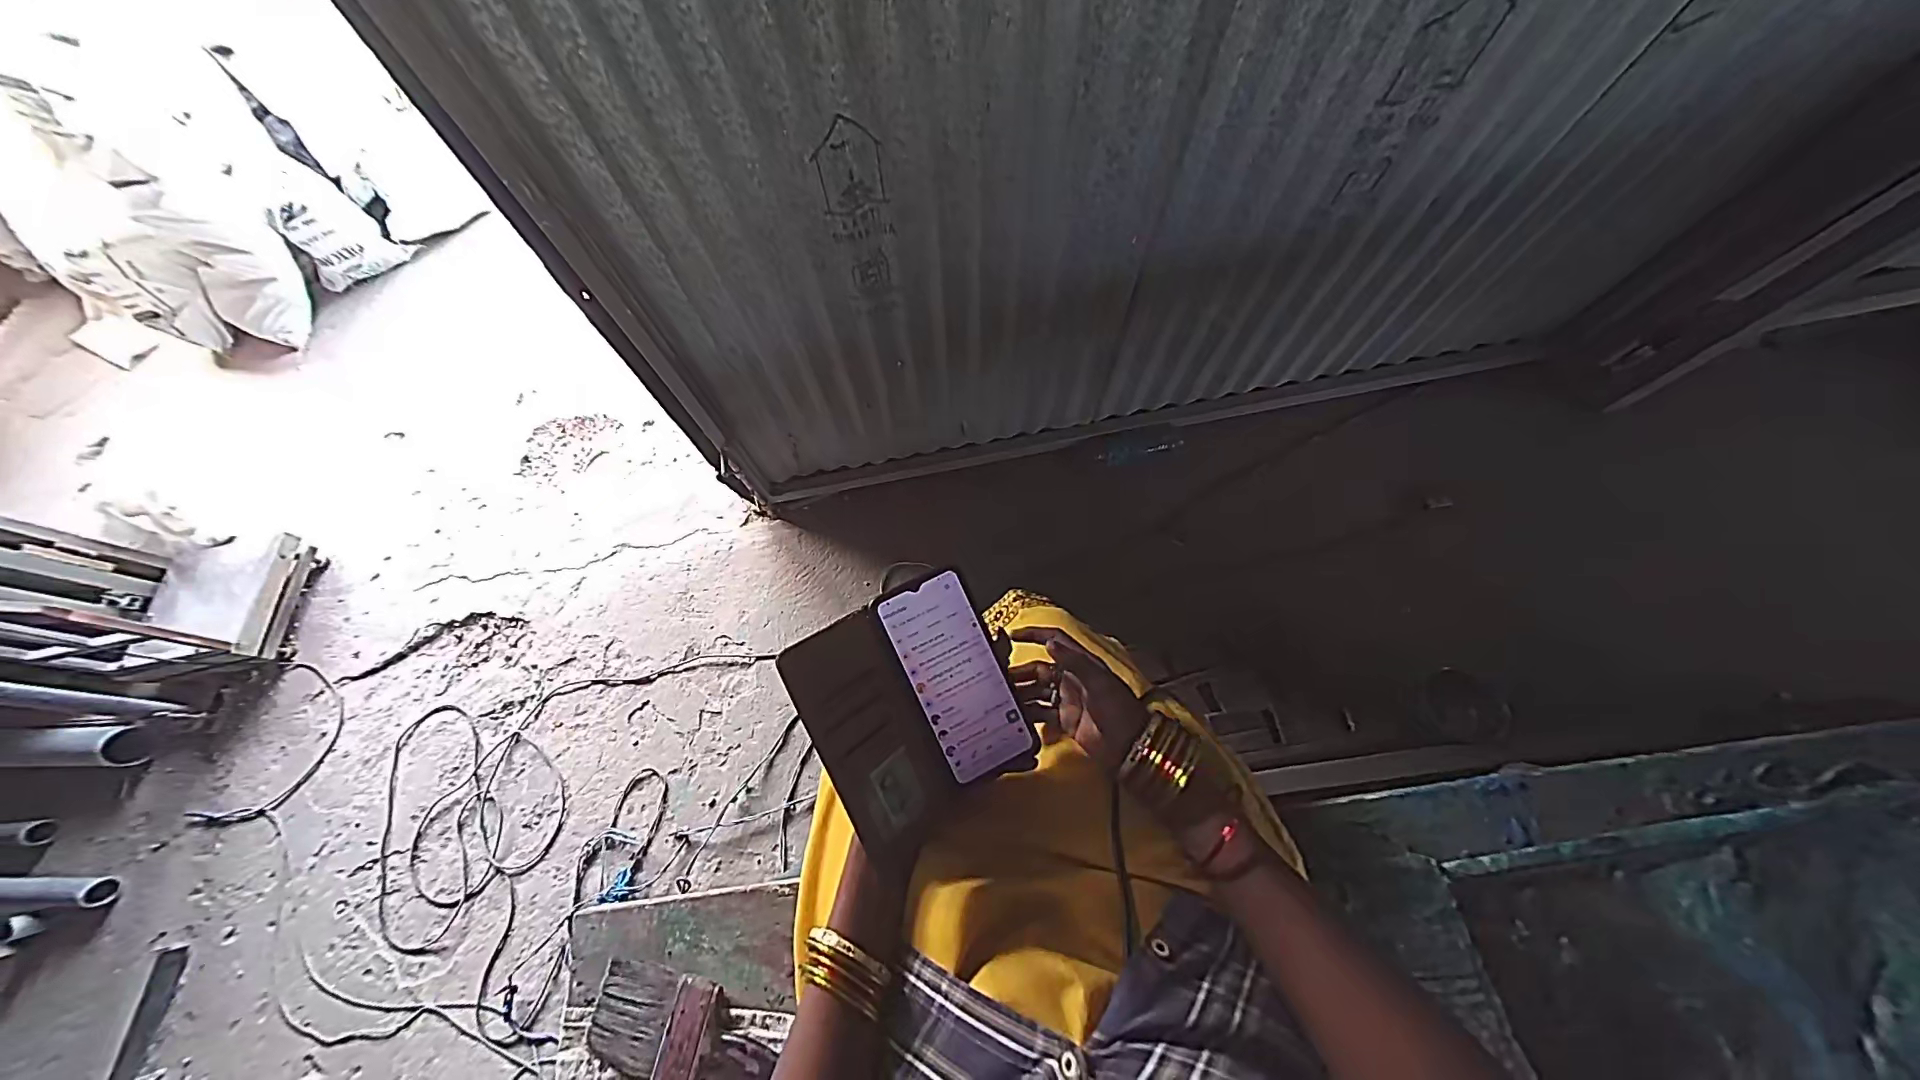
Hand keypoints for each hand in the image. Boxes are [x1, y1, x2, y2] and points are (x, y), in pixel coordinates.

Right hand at [1007, 626, 1149, 771]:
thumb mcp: (1099, 682)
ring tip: (1003, 697)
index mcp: (1081, 663)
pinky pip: (1040, 712)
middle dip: (1019, 671)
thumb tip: (1050, 643)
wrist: (1130, 746)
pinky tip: (1015, 715)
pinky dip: (1027, 713)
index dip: (1035, 634)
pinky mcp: (1064, 719)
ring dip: (1020, 692)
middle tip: (999, 676)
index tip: (1013, 635)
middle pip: (1039, 669)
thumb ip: (1074, 661)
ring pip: (1036, 690)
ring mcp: (1066, 699)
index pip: (1055, 640)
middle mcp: (1071, 678)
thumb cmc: (1120, 710)